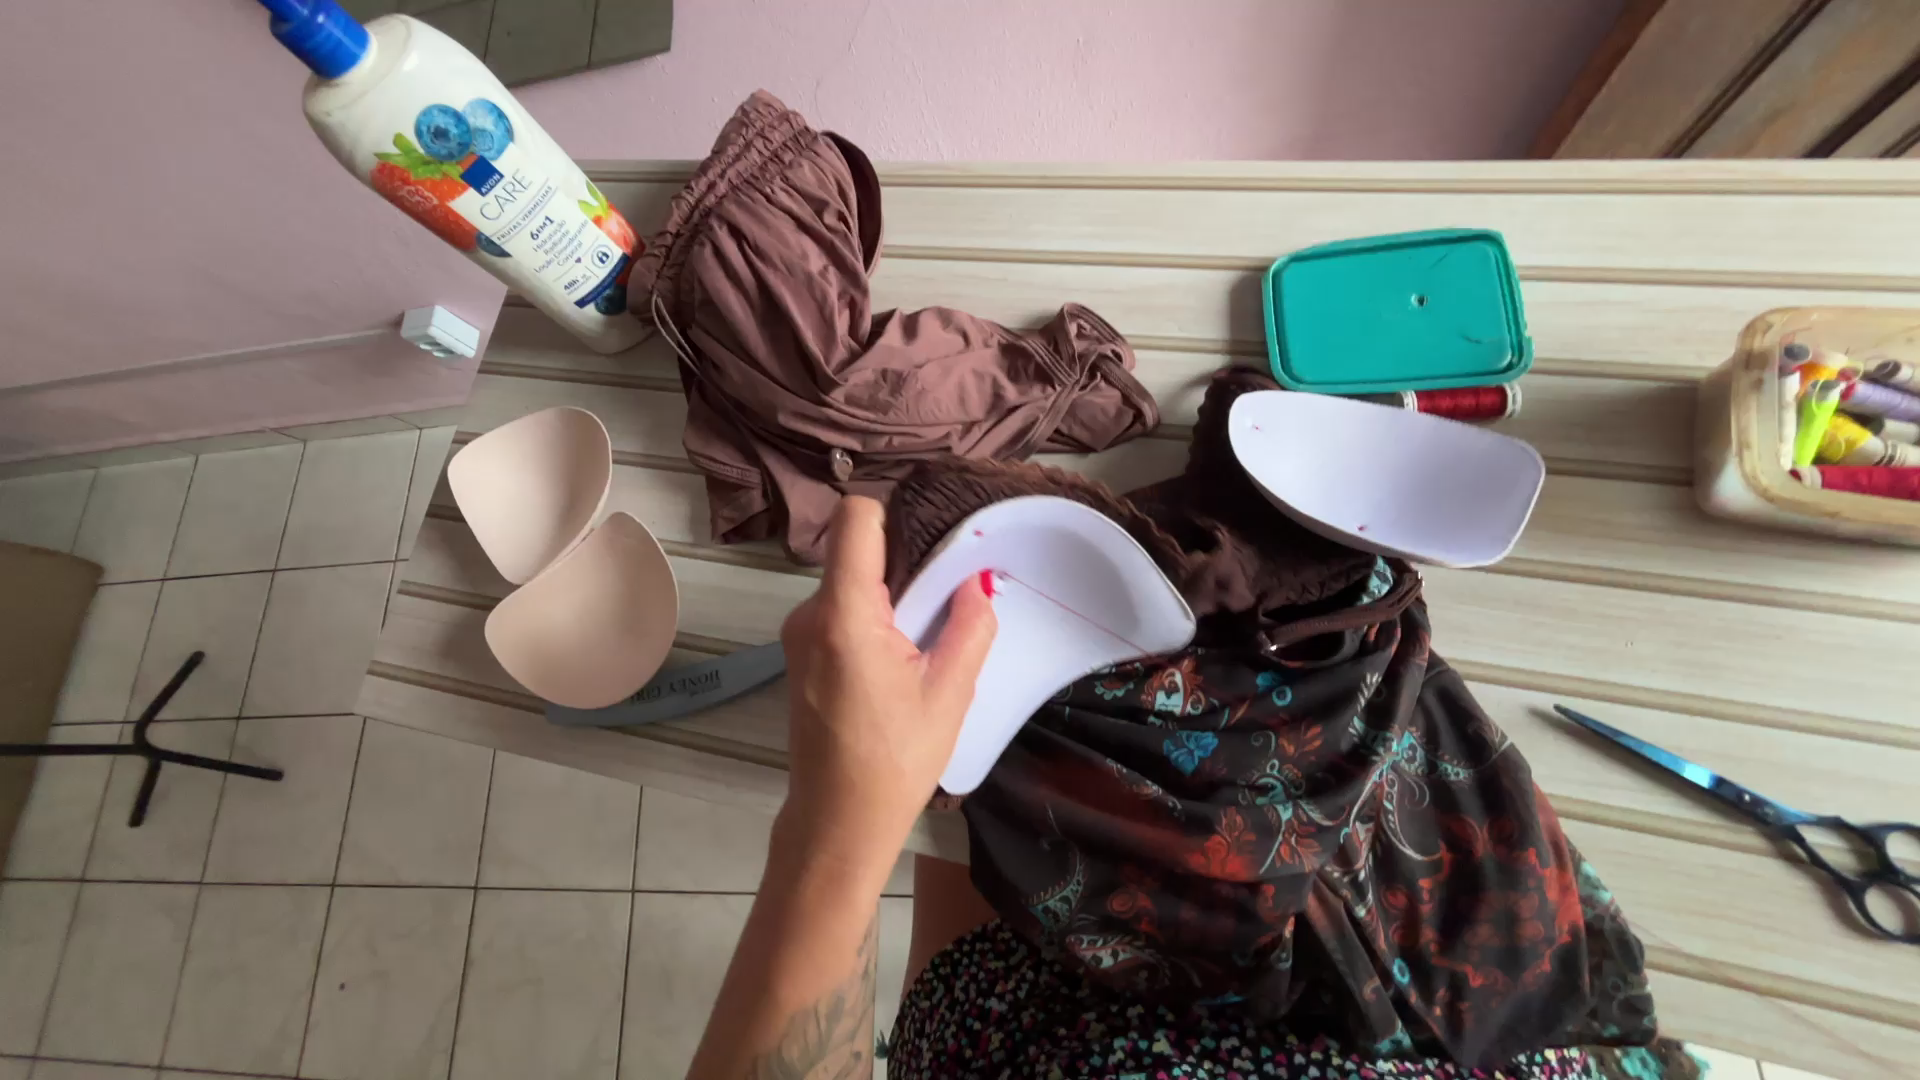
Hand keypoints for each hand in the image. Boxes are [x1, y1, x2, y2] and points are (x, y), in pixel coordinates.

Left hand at [775, 496, 996, 884]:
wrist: (837, 823)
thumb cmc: (895, 761)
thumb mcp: (950, 692)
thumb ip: (970, 624)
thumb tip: (978, 581)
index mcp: (844, 615)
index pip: (855, 518)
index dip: (896, 515)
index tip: (932, 544)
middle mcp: (809, 613)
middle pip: (858, 550)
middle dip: (905, 565)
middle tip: (945, 603)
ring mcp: (798, 632)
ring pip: (852, 580)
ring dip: (891, 596)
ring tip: (923, 643)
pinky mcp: (800, 651)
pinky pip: (840, 608)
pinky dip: (872, 617)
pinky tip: (898, 660)